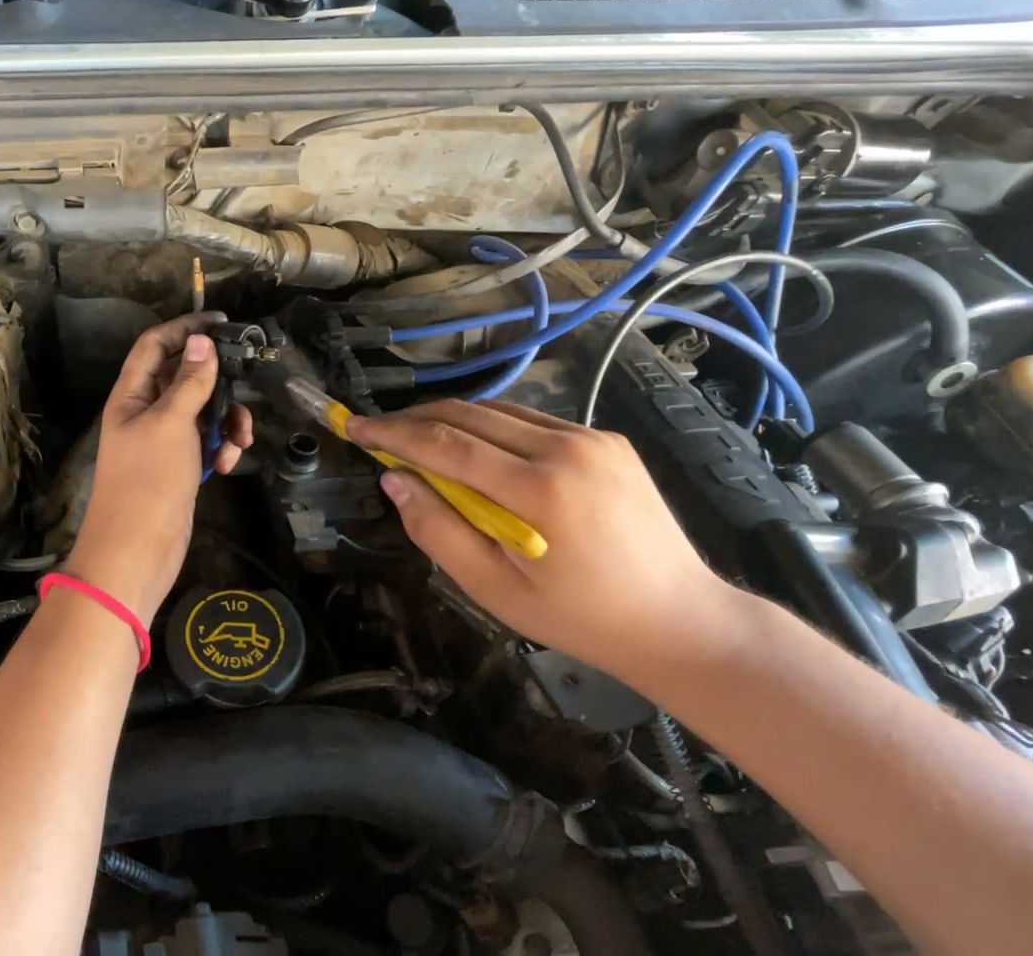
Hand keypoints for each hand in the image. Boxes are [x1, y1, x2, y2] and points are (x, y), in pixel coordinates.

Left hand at [65, 313, 253, 620]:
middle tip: (244, 385)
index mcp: (131, 396)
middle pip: (185, 377)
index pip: (155, 346)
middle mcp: (145, 412)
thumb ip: (190, 382)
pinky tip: (228, 463)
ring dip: (225, 420)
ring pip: (202, 412)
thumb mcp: (171, 424)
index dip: (185, 329)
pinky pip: (206, 442)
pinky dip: (221, 447)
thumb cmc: (148, 482)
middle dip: (217, 382)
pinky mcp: (180, 466)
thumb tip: (202, 340)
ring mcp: (163, 441)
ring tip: (238, 439)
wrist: (137, 550)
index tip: (222, 322)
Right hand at [349, 400, 749, 678]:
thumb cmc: (579, 617)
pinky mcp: (608, 441)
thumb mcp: (494, 589)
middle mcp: (568, 448)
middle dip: (414, 419)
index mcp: (539, 489)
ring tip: (415, 440)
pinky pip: (532, 423)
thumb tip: (394, 480)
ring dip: (451, 421)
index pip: (445, 444)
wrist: (679, 619)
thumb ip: (437, 529)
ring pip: (500, 412)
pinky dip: (492, 429)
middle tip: (376, 432)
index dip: (392, 433)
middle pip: (469, 415)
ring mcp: (593, 438)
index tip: (354, 427)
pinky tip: (475, 452)